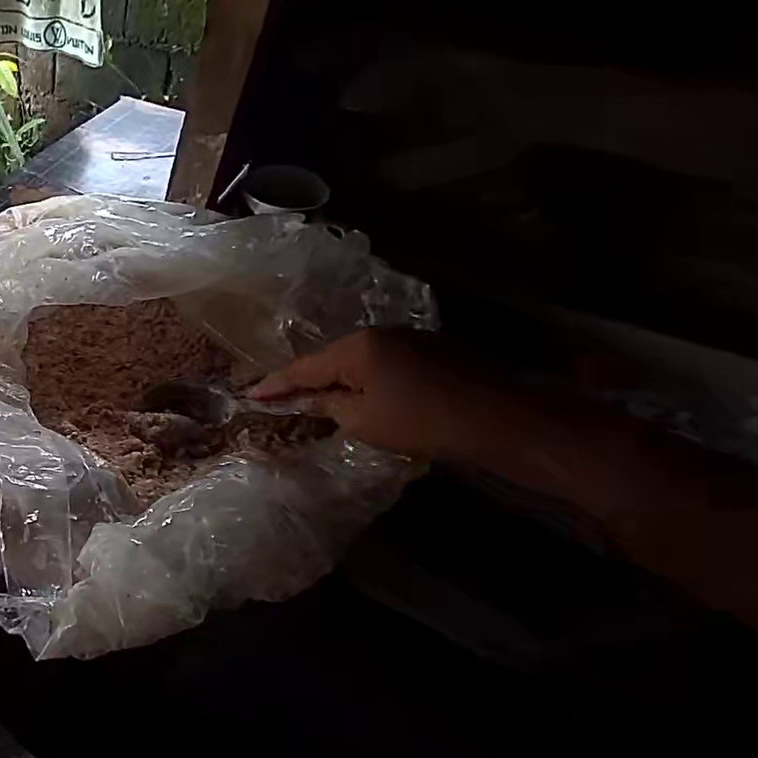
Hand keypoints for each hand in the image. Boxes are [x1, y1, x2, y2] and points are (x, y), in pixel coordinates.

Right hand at [247, 329, 504, 458]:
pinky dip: (367, 378)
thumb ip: (328, 404)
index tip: (250, 394)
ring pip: (358, 360)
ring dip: (339, 378)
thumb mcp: (362, 420)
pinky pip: (384, 362)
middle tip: (281, 397)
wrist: (507, 423)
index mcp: (357, 348)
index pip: (302, 368)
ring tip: (319, 398)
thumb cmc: (424, 422)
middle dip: (306, 379)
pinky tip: (364, 394)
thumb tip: (312, 398)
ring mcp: (410, 339)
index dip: (274, 384)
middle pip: (330, 359)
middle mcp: (380, 334)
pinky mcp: (434, 350)